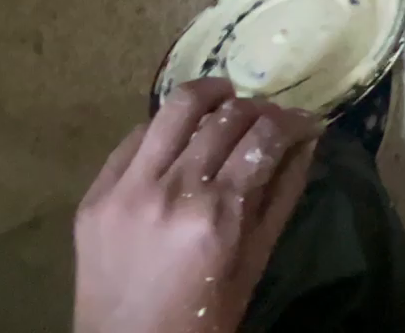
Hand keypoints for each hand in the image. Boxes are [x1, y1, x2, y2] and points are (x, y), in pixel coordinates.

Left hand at [73, 78, 321, 332]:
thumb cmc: (202, 318)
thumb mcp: (254, 262)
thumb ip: (283, 194)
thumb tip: (308, 138)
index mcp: (217, 216)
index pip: (264, 137)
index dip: (292, 120)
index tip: (304, 119)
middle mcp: (172, 191)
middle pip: (227, 116)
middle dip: (258, 108)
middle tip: (268, 117)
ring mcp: (128, 189)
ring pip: (178, 108)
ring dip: (211, 94)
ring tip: (226, 97)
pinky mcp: (96, 193)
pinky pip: (136, 136)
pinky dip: (167, 128)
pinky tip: (181, 136)